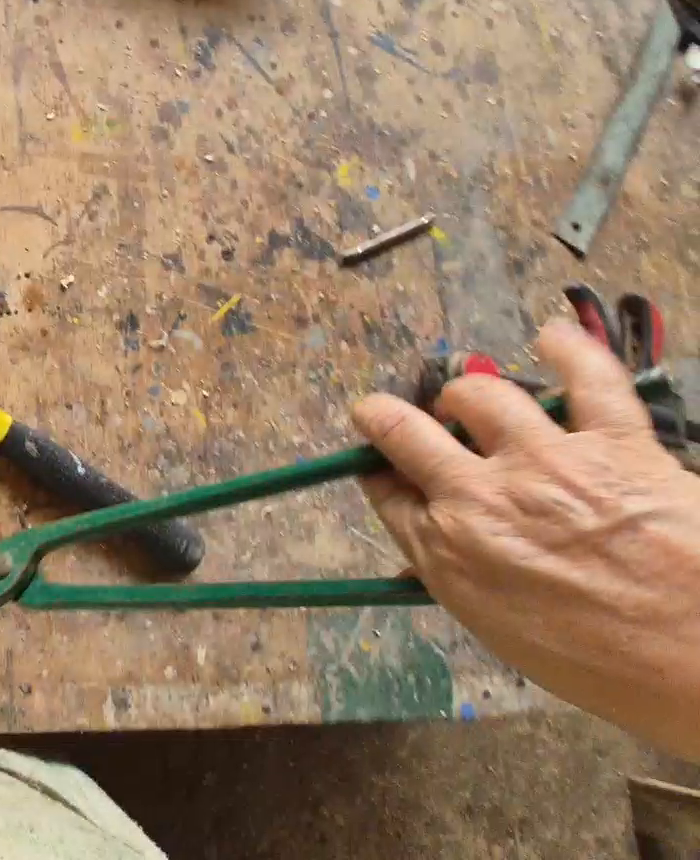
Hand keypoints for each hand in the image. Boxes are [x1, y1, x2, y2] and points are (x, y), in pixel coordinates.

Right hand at [352, 320, 699, 757]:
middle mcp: (477, 493)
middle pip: (401, 429)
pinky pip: (588, 381)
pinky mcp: (620, 447)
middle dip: (387, 419)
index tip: (388, 475)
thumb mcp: (493, 621)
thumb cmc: (604, 662)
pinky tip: (548, 336)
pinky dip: (566, 351)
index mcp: (443, 541)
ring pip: (477, 395)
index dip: (378, 472)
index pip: (380, 485)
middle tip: (406, 423)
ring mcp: (548, 463)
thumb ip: (445, 560)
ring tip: (475, 403)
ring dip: (465, 397)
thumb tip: (419, 517)